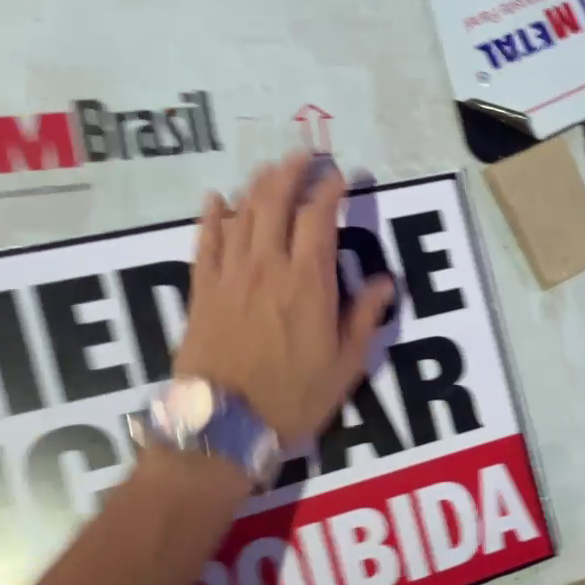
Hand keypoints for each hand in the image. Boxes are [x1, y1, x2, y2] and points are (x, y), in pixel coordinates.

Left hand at [173, 152, 395, 446]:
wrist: (222, 428)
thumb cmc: (294, 399)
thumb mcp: (346, 365)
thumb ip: (364, 317)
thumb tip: (383, 282)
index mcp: (308, 282)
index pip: (319, 217)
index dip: (331, 189)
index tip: (341, 175)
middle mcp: (266, 267)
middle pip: (275, 201)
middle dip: (291, 172)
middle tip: (305, 155)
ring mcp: (229, 276)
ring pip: (240, 213)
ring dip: (256, 184)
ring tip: (271, 169)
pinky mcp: (201, 291)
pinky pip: (204, 241)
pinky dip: (211, 216)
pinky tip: (215, 200)